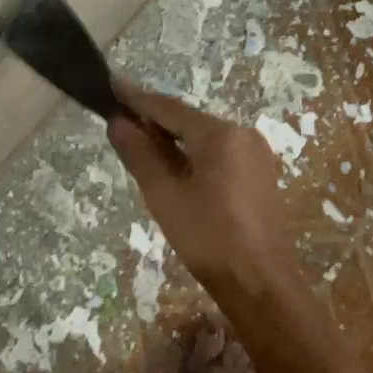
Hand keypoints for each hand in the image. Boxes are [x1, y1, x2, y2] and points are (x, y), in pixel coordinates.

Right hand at [105, 81, 292, 281]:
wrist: (262, 289)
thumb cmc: (209, 238)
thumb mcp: (163, 194)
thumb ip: (138, 152)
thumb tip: (117, 121)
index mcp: (220, 133)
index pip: (167, 107)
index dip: (135, 98)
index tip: (110, 84)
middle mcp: (242, 134)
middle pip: (186, 120)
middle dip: (153, 123)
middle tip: (120, 126)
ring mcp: (256, 155)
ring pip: (202, 138)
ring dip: (172, 141)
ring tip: (141, 150)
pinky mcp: (260, 176)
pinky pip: (218, 154)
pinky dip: (193, 156)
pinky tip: (174, 171)